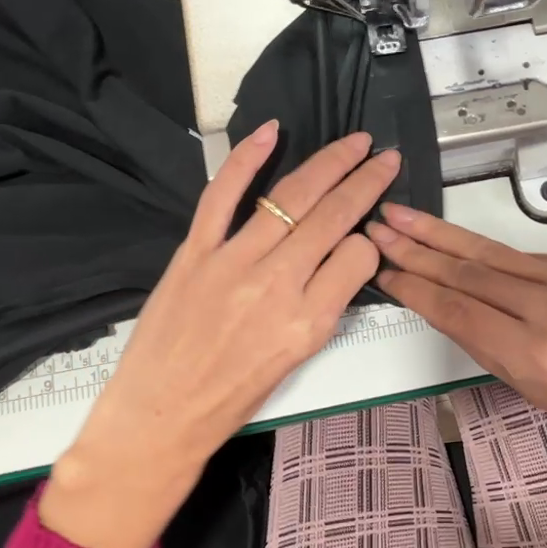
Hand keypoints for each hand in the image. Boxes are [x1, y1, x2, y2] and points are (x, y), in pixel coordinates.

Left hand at [40, 122, 397, 547]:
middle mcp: (276, 284)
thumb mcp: (298, 359)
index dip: (369, 244)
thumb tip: (340, 257)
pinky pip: (223, 195)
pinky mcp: (194, 252)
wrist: (160, 415)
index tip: (365, 241)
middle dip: (367, 181)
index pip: (358, 257)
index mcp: (308, 320)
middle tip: (386, 158)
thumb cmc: (232, 398)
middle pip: (334, 216)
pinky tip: (271, 132)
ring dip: (330, 162)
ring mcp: (232, 262)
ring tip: (355, 142)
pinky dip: (246, 158)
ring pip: (291, 197)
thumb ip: (324, 304)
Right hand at [367, 204, 546, 442]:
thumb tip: (419, 285)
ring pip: (489, 252)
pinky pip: (514, 255)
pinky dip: (478, 250)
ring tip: (401, 216)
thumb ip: (464, 327)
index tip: (382, 270)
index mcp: (532, 350)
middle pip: (471, 272)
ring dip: (439, 234)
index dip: (416, 288)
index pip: (460, 310)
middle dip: (419, 249)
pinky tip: (446, 239)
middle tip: (380, 228)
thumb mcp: (502, 370)